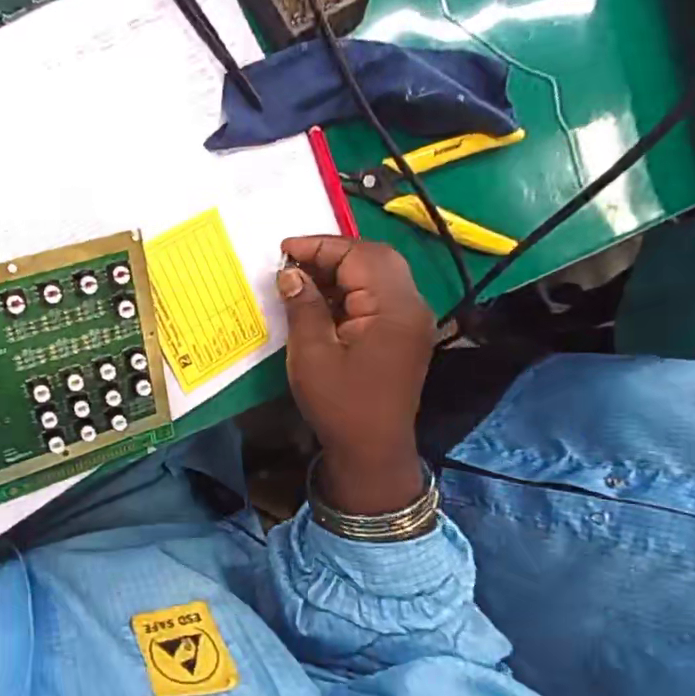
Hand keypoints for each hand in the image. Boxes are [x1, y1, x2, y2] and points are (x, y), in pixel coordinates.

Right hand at [277, 236, 435, 514]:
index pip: (360, 255)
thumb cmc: (340, 404)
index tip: (283, 250)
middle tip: (292, 259)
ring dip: (340, 270)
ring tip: (301, 277)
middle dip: (332, 253)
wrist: (372, 449)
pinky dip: (349, 290)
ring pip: (378, 275)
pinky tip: (320, 299)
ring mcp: (410, 320)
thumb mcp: (312, 355)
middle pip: (375, 258)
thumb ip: (304, 308)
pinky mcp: (402, 333)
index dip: (320, 246)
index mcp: (393, 308)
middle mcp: (411, 306)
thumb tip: (291, 273)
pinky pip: (378, 296)